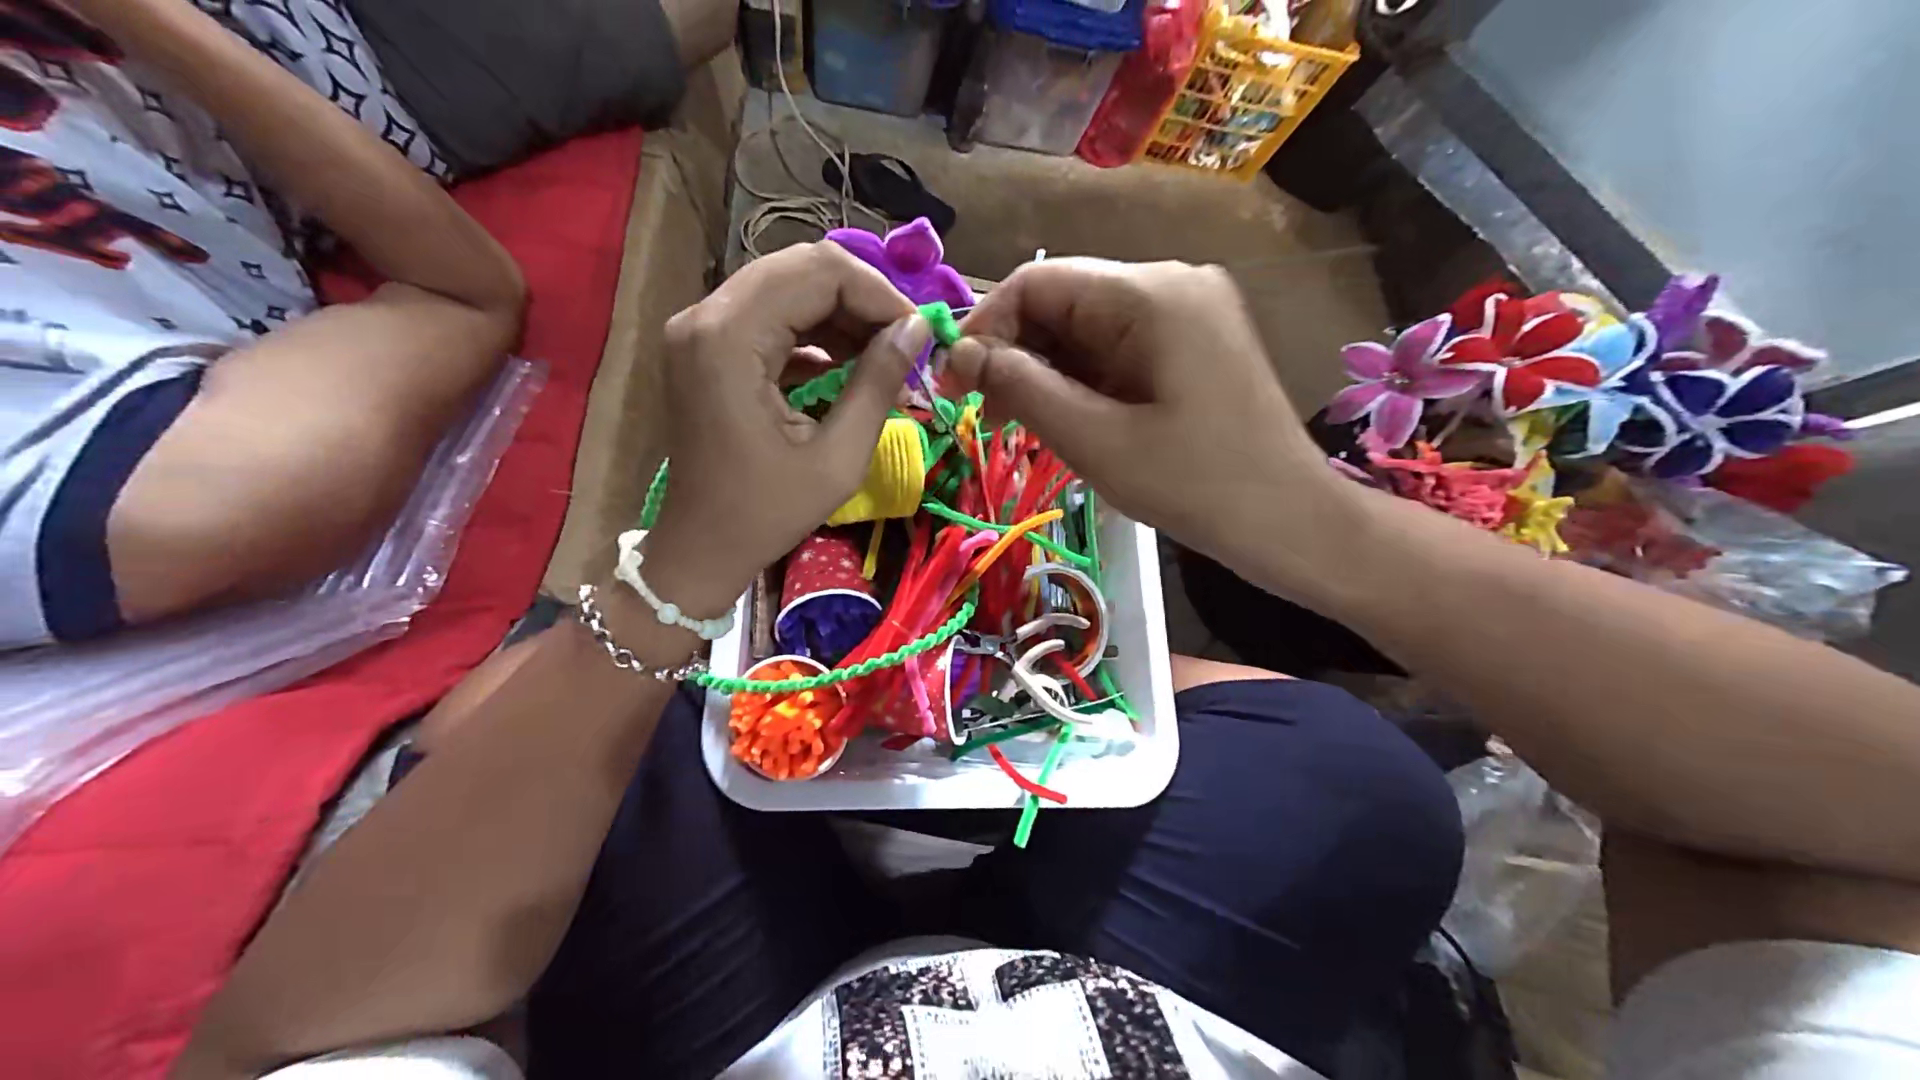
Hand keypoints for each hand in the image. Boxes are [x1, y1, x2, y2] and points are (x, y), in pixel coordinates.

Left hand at [640, 243, 925, 613]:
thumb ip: (877, 385)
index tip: (919, 336)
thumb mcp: (837, 458)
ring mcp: (700, 328)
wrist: (700, 548)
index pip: (819, 272)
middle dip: (863, 301)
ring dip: (842, 315)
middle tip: (905, 343)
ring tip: (884, 358)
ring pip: (788, 287)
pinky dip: (815, 333)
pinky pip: (771, 316)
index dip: (880, 295)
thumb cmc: (766, 514)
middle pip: (801, 269)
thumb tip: (918, 329)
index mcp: (730, 339)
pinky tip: (848, 365)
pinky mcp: (706, 345)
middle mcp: (705, 316)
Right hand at [949, 259, 1352, 584]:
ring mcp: (1188, 310)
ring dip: (1048, 371)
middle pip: (1063, 300)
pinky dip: (1083, 379)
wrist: (1289, 521)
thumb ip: (1022, 387)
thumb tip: (962, 354)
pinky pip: (1117, 346)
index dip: (986, 328)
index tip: (956, 385)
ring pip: (1087, 327)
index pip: (1038, 281)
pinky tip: (1072, 419)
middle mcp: (1171, 281)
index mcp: (1151, 292)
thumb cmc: (1195, 486)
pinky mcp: (1194, 341)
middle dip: (1017, 354)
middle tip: (993, 417)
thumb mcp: (1095, 439)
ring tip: (1029, 426)